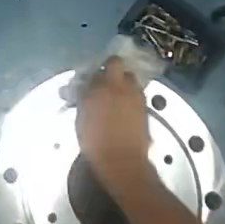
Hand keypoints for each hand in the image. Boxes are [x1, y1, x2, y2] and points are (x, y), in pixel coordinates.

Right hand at [76, 58, 152, 191]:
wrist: (122, 160)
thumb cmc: (96, 145)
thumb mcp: (81, 121)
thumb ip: (83, 102)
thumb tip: (83, 94)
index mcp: (94, 90)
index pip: (91, 73)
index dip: (90, 77)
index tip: (88, 82)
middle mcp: (114, 86)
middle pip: (114, 62)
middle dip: (110, 67)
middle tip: (105, 78)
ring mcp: (131, 93)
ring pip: (128, 75)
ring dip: (122, 79)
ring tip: (117, 92)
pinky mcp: (143, 103)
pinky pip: (136, 89)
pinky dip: (131, 92)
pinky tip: (126, 103)